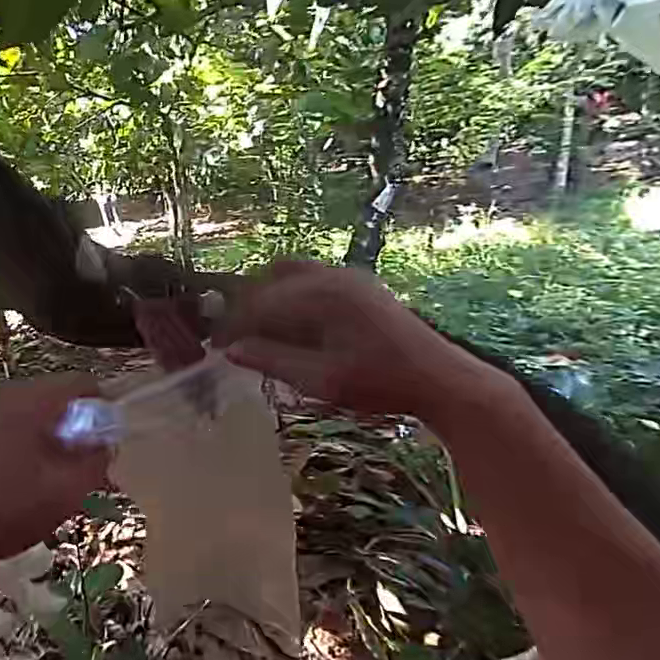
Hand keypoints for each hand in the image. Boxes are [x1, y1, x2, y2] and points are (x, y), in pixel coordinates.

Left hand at [0, 374, 110, 580]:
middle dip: (73, 429)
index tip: (107, 445)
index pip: (81, 383)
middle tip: (80, 470)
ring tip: (47, 484)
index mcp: (29, 399)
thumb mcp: (66, 491)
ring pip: (24, 416)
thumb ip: (95, 460)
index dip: (103, 409)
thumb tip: (103, 441)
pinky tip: (10, 487)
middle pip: (51, 398)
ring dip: (44, 441)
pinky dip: (16, 448)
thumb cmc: (4, 508)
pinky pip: (0, 430)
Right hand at [209, 261, 507, 419]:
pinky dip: (287, 295)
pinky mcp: (356, 284)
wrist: (444, 381)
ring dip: (264, 298)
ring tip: (257, 329)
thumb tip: (230, 350)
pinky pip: (307, 278)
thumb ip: (272, 361)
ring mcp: (346, 277)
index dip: (231, 326)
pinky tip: (288, 323)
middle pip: (266, 283)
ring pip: (285, 274)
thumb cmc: (381, 384)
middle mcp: (331, 277)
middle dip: (244, 309)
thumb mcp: (321, 380)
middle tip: (232, 339)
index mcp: (321, 297)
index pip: (257, 305)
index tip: (215, 347)